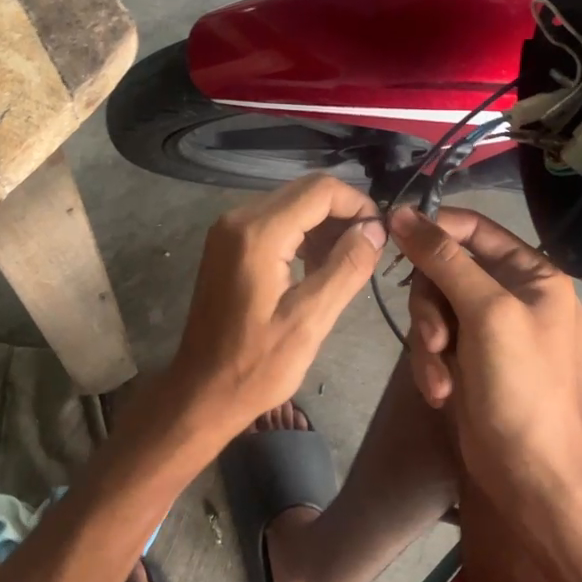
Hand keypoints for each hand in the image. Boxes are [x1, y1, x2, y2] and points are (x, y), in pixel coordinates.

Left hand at [164, 175, 385, 435]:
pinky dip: (302, 233)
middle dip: (343, 212)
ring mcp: (228, 228)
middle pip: (305, 190)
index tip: (380, 235)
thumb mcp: (309, 321)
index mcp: (257, 233)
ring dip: (324, 223)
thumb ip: (345, 269)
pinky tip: (317, 265)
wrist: (201, 391)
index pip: (320, 190)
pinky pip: (274, 219)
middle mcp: (239, 218)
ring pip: (291, 202)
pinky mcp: (227, 242)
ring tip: (347, 262)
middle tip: (368, 250)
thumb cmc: (256, 365)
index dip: (358, 204)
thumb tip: (375, 230)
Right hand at [393, 207, 581, 522]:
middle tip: (434, 338)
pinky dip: (432, 366)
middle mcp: (513, 298)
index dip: (432, 230)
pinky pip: (436, 346)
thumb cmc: (527, 391)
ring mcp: (491, 335)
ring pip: (434, 310)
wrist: (546, 488)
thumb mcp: (488, 314)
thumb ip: (444, 259)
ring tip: (439, 377)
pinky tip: (441, 393)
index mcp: (532, 275)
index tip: (392, 238)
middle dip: (430, 305)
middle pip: (445, 271)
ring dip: (427, 342)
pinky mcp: (472, 367)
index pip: (473, 228)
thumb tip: (402, 211)